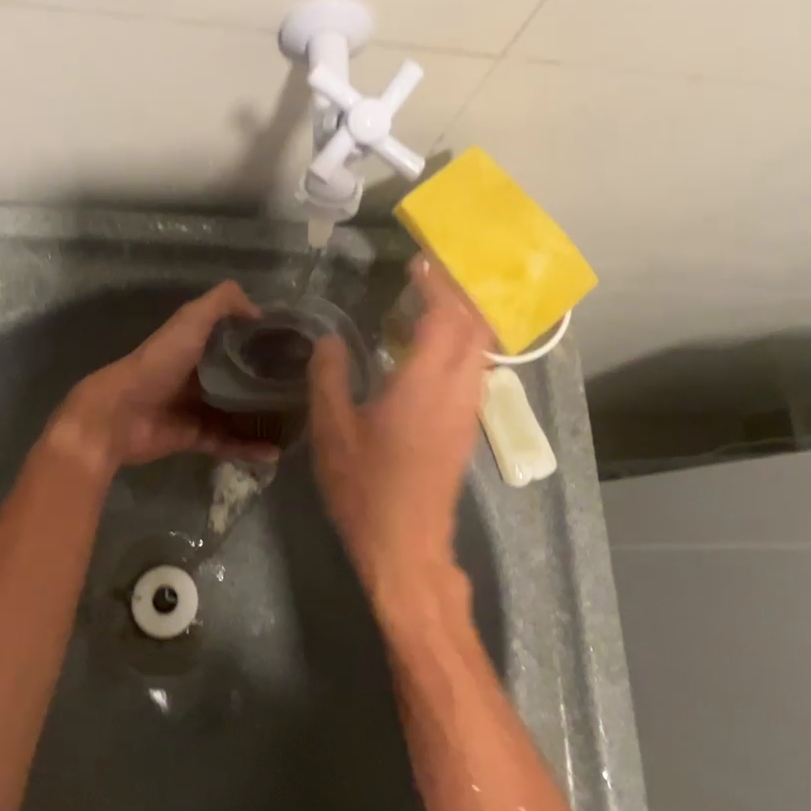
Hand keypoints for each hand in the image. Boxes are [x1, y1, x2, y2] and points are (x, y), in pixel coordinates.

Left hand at [48, 281, 278, 475]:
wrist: (119, 415)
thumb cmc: (157, 363)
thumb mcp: (191, 320)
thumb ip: (223, 303)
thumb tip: (260, 311)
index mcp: (198, 343)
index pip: (237, 339)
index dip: (263, 341)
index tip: (296, 348)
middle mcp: (199, 374)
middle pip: (240, 377)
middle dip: (268, 383)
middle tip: (304, 390)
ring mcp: (196, 407)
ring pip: (238, 413)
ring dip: (263, 419)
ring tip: (297, 425)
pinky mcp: (194, 437)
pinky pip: (228, 442)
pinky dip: (249, 448)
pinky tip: (274, 452)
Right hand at [309, 256, 492, 593]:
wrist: (406, 548)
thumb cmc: (365, 489)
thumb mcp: (333, 431)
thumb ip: (329, 377)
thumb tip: (329, 339)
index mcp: (424, 383)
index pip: (445, 316)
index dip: (437, 284)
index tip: (420, 263)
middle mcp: (456, 390)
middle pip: (475, 326)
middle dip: (459, 294)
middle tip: (429, 276)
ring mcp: (466, 411)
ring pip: (480, 349)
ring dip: (463, 320)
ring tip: (428, 307)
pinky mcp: (465, 429)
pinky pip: (474, 370)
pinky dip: (461, 346)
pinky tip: (428, 353)